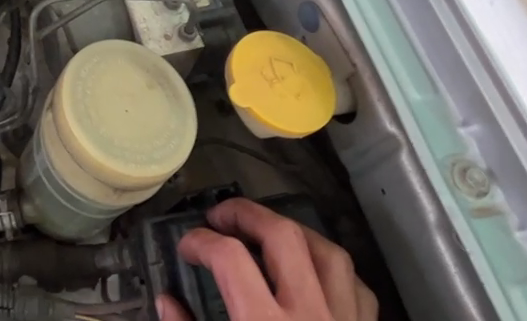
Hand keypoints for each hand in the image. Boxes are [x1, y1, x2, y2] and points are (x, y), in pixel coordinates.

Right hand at [155, 198, 377, 320]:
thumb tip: (167, 300)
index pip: (230, 258)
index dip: (200, 242)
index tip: (188, 247)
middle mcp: (311, 318)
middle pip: (283, 237)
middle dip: (246, 216)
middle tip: (220, 220)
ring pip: (328, 254)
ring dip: (294, 234)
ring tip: (267, 235)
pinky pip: (359, 291)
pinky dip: (333, 272)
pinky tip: (314, 275)